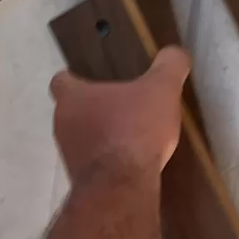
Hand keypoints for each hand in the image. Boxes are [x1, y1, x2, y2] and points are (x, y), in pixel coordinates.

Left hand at [50, 46, 190, 185]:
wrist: (122, 187)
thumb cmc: (135, 129)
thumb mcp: (162, 89)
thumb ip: (170, 66)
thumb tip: (177, 52)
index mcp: (73, 97)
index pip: (61, 80)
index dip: (76, 78)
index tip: (94, 79)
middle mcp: (62, 124)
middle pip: (73, 110)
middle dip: (96, 108)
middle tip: (124, 105)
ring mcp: (69, 154)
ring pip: (82, 137)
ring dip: (102, 135)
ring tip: (132, 135)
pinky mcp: (81, 179)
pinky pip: (93, 162)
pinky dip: (108, 159)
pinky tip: (132, 161)